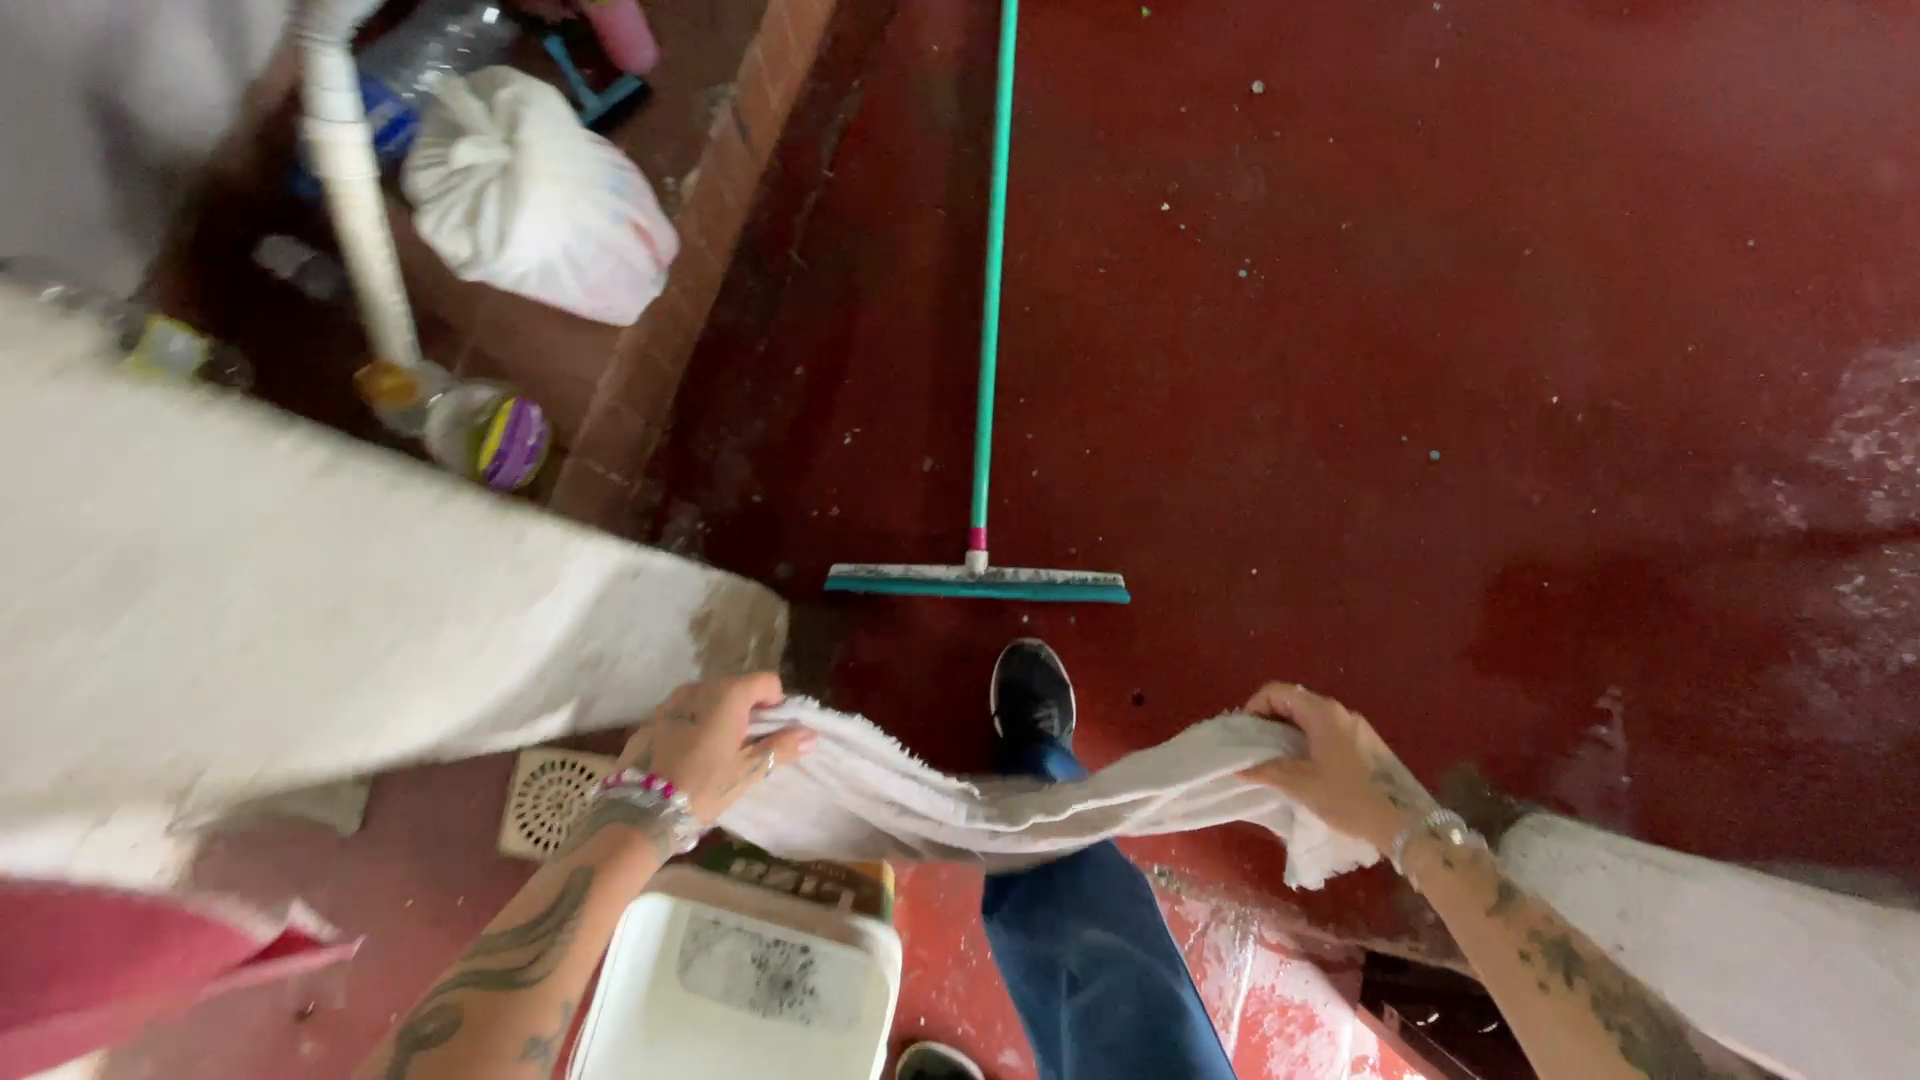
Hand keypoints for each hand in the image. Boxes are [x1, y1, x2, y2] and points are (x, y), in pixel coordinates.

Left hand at [616, 673, 815, 823]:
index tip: (769, 734)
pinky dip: (694, 726)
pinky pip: (685, 714)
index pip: (767, 681)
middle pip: (737, 688)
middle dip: (747, 711)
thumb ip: (783, 747)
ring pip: (709, 700)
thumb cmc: (704, 787)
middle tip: (745, 748)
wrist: (641, 812)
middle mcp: (699, 688)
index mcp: (728, 695)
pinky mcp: (652, 719)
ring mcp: (671, 702)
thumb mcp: (749, 771)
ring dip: (719, 717)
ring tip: (715, 753)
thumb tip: (812, 735)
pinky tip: (688, 757)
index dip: (776, 704)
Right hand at [1237, 682, 1436, 849]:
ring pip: (1311, 717)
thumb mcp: (1302, 785)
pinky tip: (1304, 766)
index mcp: (1323, 713)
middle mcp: (1340, 712)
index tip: (1246, 734)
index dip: (1254, 707)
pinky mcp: (1367, 744)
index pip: (1277, 692)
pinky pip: (1327, 730)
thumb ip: (1268, 771)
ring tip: (1275, 758)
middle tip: (1255, 747)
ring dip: (1288, 731)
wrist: (1408, 824)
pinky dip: (1307, 740)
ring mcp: (1356, 727)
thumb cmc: (1350, 798)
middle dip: (1269, 720)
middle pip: (1294, 701)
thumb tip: (1240, 768)